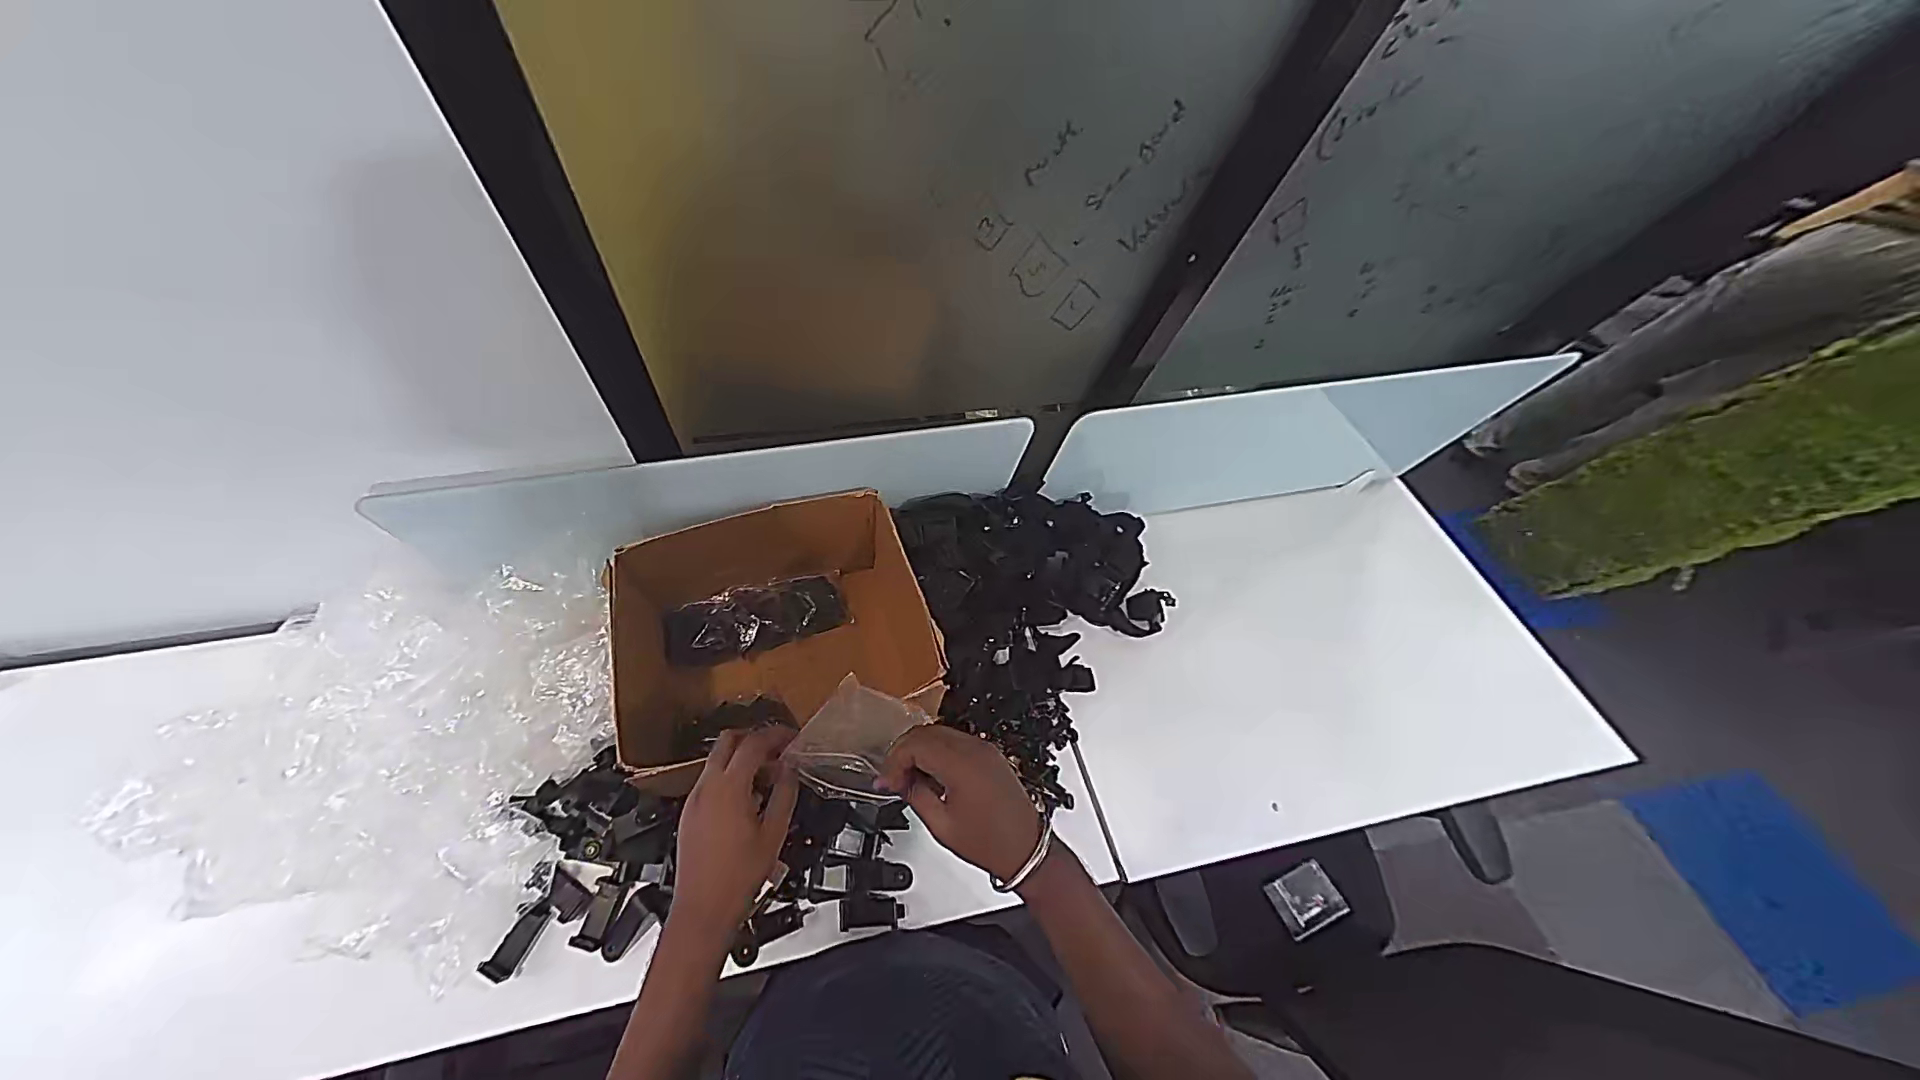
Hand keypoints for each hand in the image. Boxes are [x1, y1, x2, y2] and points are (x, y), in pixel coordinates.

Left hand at [670, 725, 798, 942]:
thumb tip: (791, 770)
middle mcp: (706, 788)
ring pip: (717, 760)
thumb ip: (785, 793)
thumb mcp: (774, 832)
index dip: (775, 735)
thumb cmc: (738, 877)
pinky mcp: (689, 813)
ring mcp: (694, 800)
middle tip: (778, 748)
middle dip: (755, 738)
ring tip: (768, 776)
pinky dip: (730, 776)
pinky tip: (749, 797)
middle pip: (728, 741)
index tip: (791, 737)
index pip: (753, 743)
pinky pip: (710, 780)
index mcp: (728, 788)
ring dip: (742, 757)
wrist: (703, 910)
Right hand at [878, 725, 1042, 881]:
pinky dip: (937, 752)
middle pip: (925, 732)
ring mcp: (983, 749)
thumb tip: (897, 781)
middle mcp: (974, 749)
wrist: (1026, 848)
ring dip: (919, 751)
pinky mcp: (988, 754)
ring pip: (939, 733)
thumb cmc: (990, 842)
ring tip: (911, 781)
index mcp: (962, 765)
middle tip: (894, 780)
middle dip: (903, 753)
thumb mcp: (941, 825)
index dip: (894, 761)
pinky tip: (933, 776)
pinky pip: (955, 741)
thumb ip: (915, 796)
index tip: (887, 781)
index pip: (915, 744)